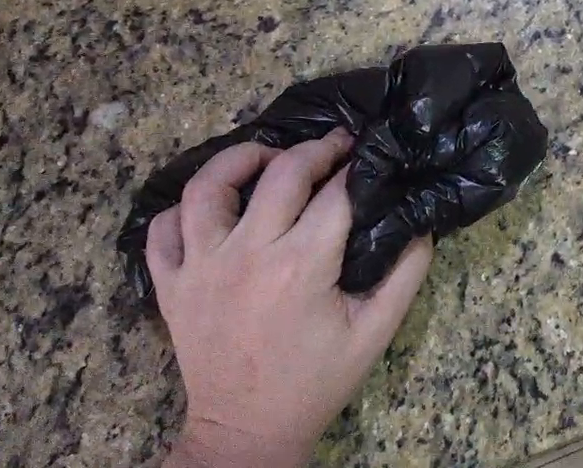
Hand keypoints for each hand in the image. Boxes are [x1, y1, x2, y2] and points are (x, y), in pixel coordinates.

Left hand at [148, 136, 433, 467]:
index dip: (358, 165)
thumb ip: (407, 271)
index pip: (336, 192)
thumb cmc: (316, 381)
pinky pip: (163, 229)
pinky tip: (217, 208)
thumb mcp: (376, 332)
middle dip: (316, 149)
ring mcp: (200, 269)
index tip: (370, 152)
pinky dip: (183, 208)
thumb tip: (420, 220)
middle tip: (336, 147)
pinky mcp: (171, 286)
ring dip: (242, 159)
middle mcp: (246, 256)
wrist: (245, 435)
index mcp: (300, 267)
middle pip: (281, 172)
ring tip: (268, 159)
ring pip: (208, 186)